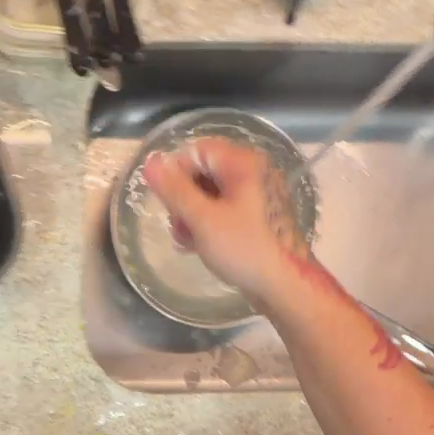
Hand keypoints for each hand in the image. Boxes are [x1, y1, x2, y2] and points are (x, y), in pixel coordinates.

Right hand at [141, 137, 341, 307]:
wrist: (283, 284)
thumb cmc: (243, 249)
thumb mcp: (203, 220)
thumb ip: (174, 190)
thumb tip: (150, 162)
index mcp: (243, 163)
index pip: (197, 150)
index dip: (176, 173)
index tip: (166, 203)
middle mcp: (252, 171)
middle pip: (203, 171)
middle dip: (183, 198)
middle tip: (177, 226)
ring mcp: (257, 194)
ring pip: (211, 193)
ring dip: (192, 214)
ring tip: (187, 240)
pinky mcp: (257, 216)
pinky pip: (224, 209)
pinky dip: (208, 223)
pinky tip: (199, 244)